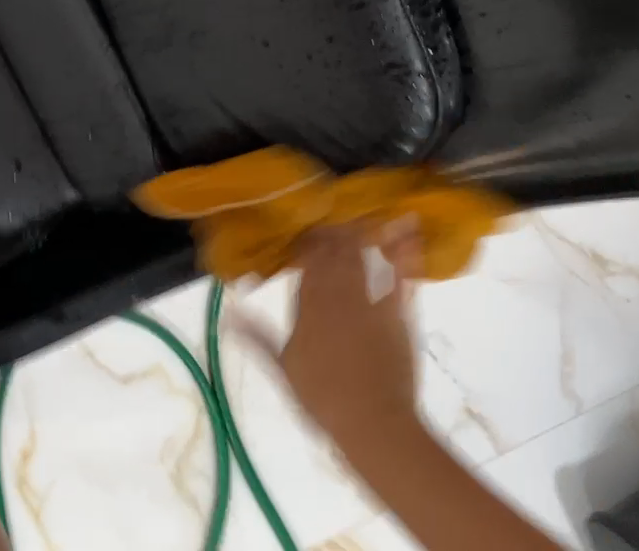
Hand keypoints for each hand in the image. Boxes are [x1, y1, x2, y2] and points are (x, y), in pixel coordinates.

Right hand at [231, 224, 423, 446]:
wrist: (375, 425)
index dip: (304, 242)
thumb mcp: (282, 367)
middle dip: (331, 232)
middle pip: (335, 251)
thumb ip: (257, 335)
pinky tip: (409, 231)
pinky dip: (405, 253)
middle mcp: (339, 296)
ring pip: (364, 257)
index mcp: (309, 306)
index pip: (306, 260)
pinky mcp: (400, 315)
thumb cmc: (323, 400)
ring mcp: (372, 303)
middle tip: (329, 219)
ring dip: (361, 234)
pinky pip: (403, 277)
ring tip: (360, 214)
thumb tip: (229, 312)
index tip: (300, 234)